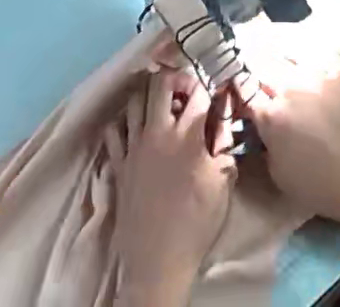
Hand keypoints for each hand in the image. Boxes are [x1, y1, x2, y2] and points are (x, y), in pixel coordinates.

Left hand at [115, 70, 236, 306]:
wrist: (158, 262)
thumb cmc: (198, 220)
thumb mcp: (224, 179)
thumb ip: (224, 138)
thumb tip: (226, 106)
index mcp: (189, 135)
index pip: (197, 90)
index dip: (208, 83)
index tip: (215, 89)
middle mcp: (158, 133)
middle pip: (160, 84)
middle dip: (175, 77)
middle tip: (186, 89)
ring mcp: (133, 148)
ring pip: (134, 101)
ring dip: (149, 94)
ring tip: (162, 103)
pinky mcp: (117, 165)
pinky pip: (113, 130)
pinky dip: (125, 120)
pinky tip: (137, 126)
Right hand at [240, 59, 339, 226]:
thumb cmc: (318, 184)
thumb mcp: (276, 171)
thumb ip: (262, 141)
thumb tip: (256, 126)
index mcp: (271, 114)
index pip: (243, 90)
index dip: (236, 89)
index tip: (235, 91)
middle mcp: (291, 86)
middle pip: (264, 65)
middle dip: (257, 72)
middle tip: (257, 81)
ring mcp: (318, 76)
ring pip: (290, 58)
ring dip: (282, 66)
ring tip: (284, 77)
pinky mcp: (339, 74)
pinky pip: (316, 65)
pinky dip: (308, 71)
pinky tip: (311, 83)